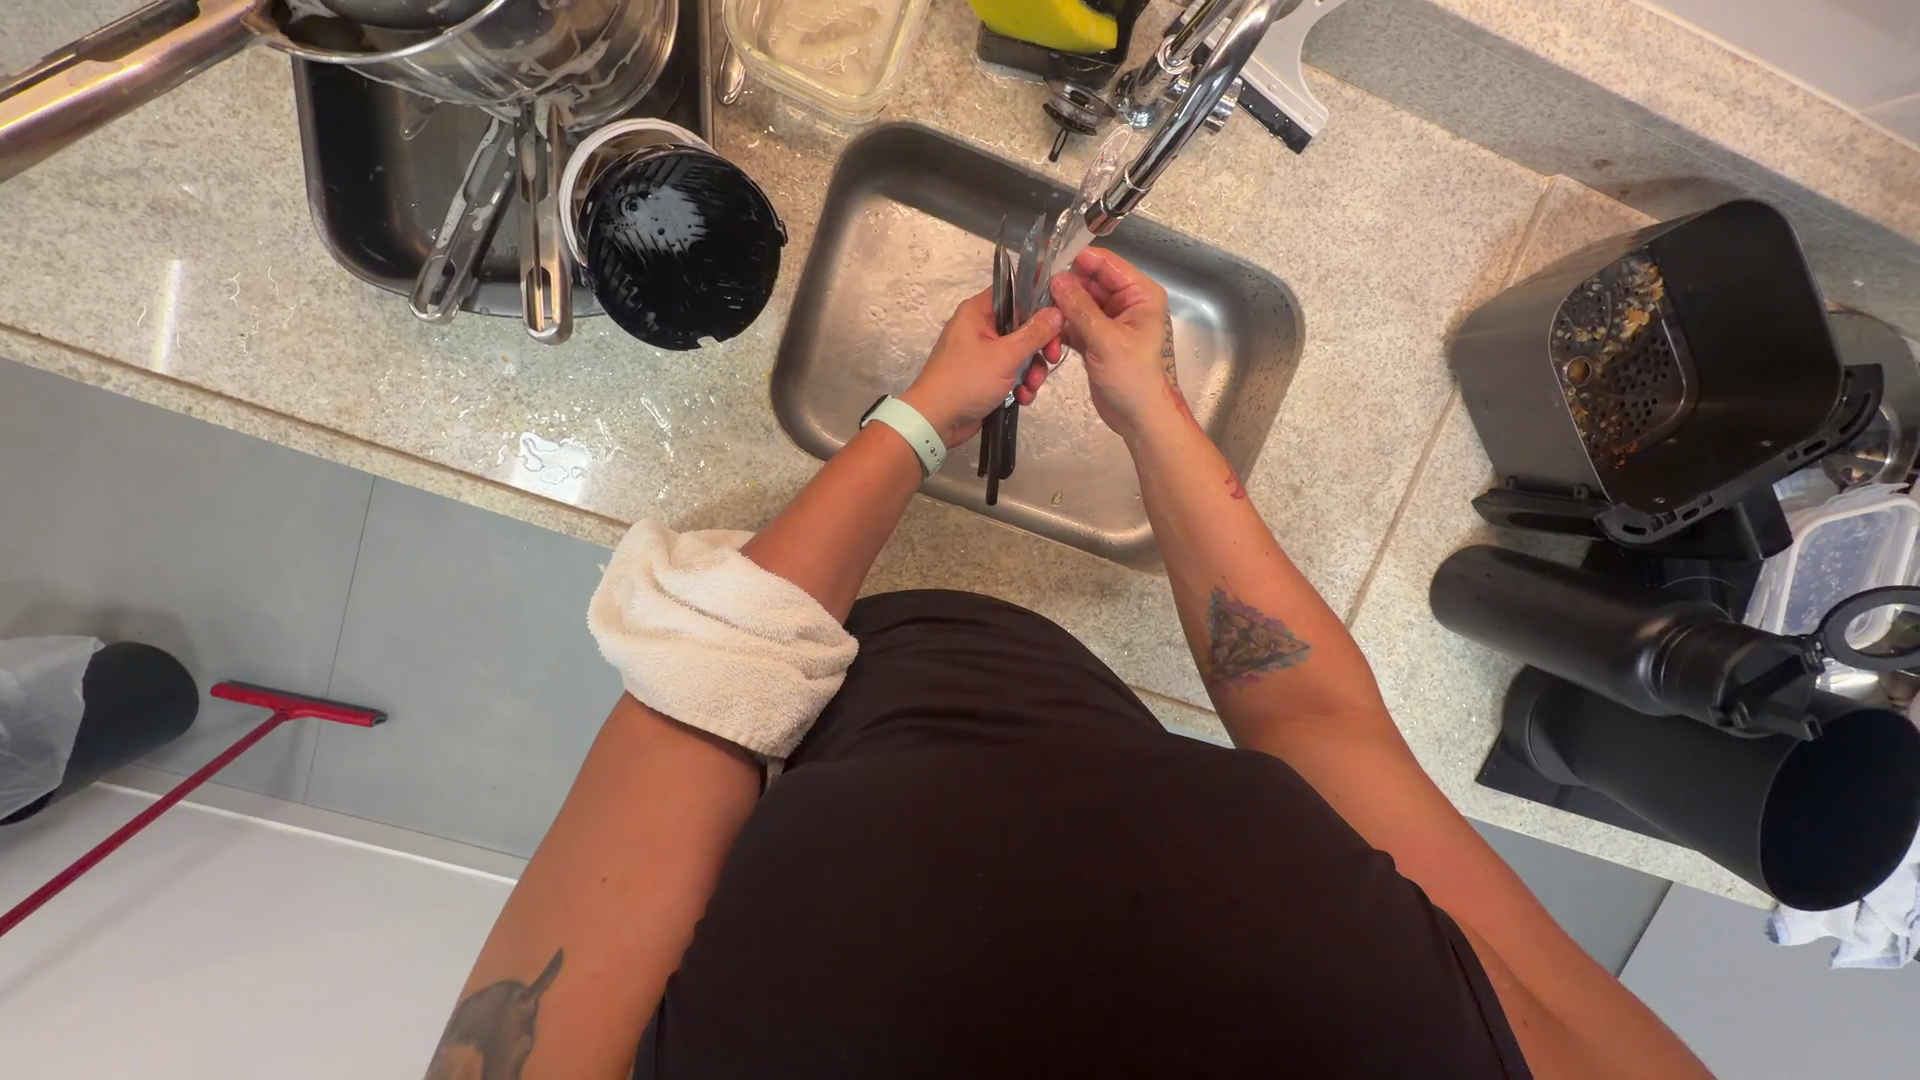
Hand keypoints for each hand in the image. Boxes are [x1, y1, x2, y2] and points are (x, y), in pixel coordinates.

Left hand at [900, 289, 1063, 447]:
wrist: (936, 421)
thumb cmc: (966, 380)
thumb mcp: (1005, 355)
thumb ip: (1034, 333)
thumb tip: (1058, 312)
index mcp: (978, 312)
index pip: (1014, 292)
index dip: (1039, 300)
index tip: (1061, 314)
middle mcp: (980, 328)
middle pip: (1023, 326)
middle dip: (1039, 346)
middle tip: (1051, 358)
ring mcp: (984, 354)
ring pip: (1021, 353)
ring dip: (1032, 371)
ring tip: (1030, 386)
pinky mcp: (986, 377)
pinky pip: (1012, 374)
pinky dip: (1020, 385)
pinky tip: (1022, 398)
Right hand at [1049, 250, 1186, 442]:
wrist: (1138, 416)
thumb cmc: (1132, 378)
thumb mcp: (1106, 340)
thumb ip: (1081, 308)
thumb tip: (1057, 279)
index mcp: (1140, 294)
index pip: (1107, 265)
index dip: (1079, 262)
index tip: (1048, 263)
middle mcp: (1126, 303)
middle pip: (1089, 283)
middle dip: (1065, 291)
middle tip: (1036, 295)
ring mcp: (1109, 321)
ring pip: (1078, 304)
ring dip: (1060, 313)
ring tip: (1043, 322)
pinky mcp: (1095, 339)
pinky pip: (1074, 324)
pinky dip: (1061, 330)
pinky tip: (1048, 338)